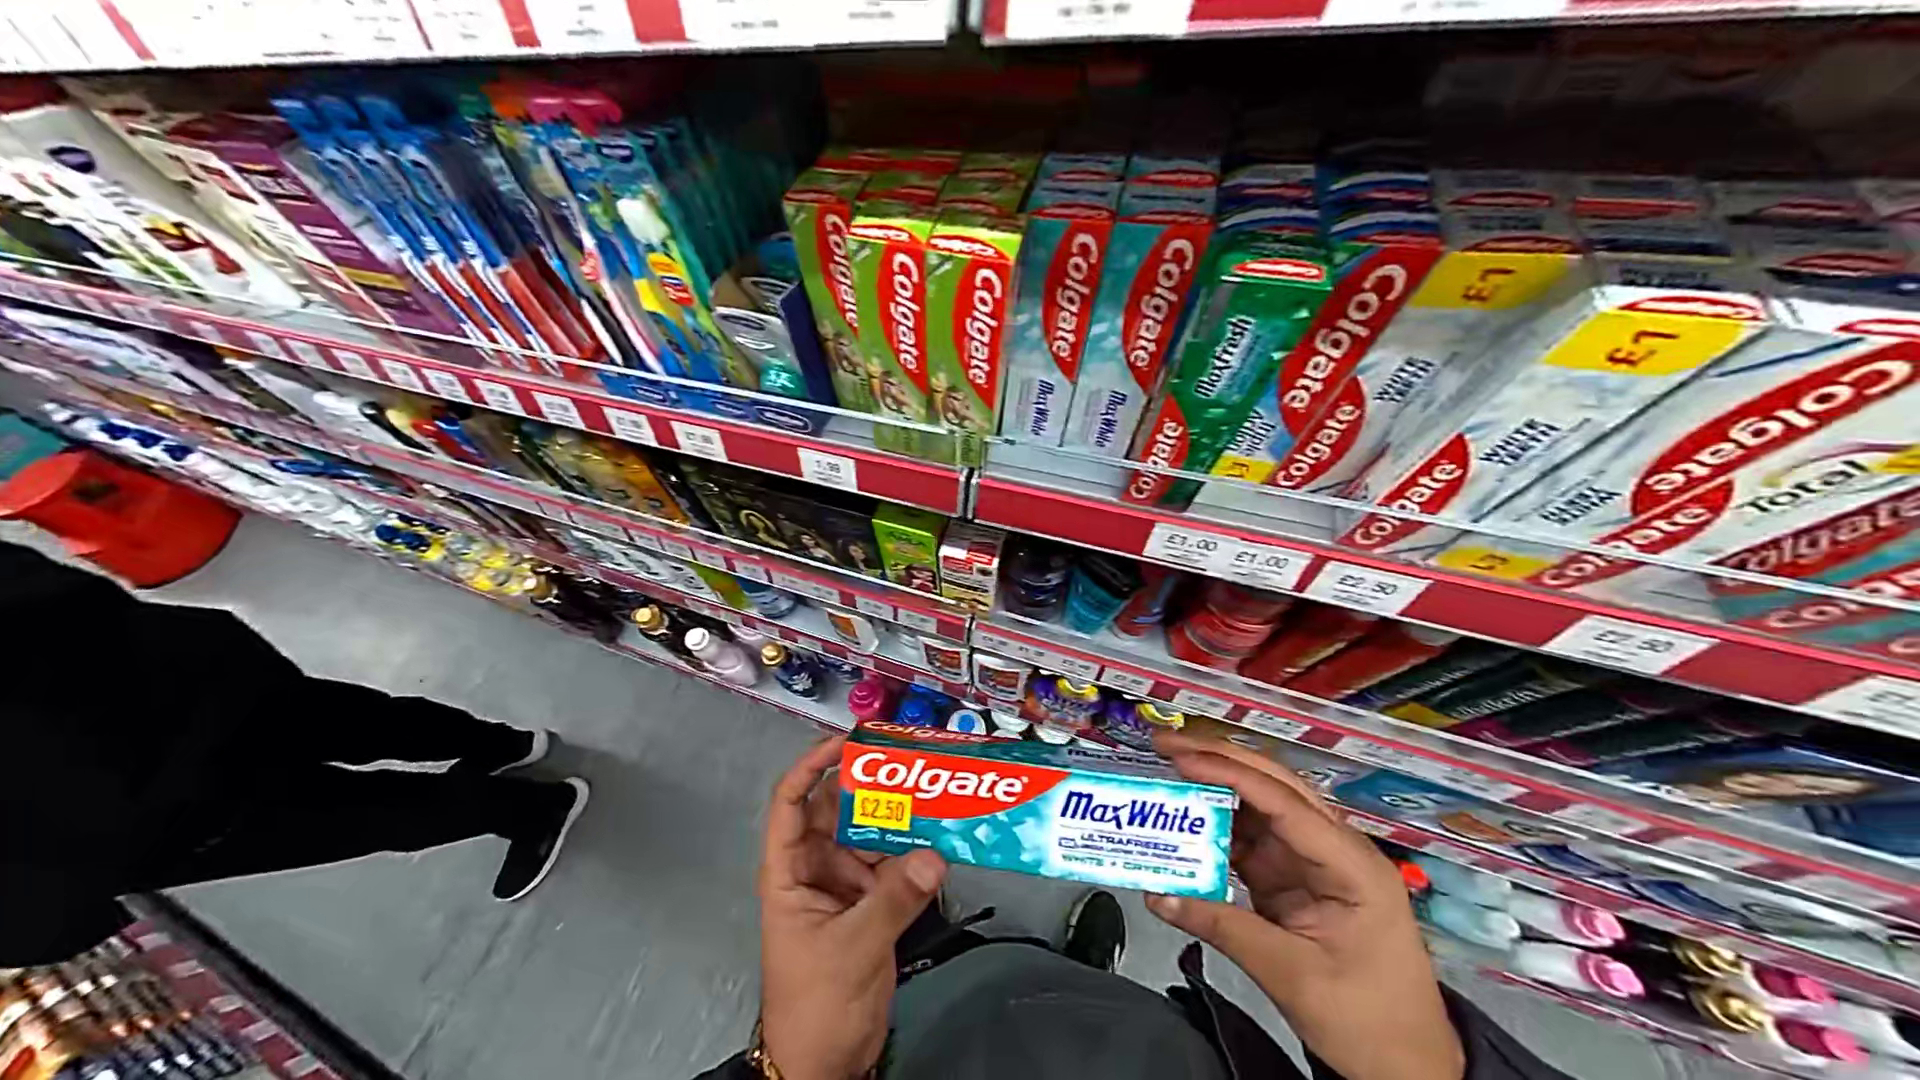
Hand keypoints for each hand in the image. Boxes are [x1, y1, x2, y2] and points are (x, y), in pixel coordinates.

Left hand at [758, 737, 947, 1079]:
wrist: (827, 1060)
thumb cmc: (814, 1004)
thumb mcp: (852, 947)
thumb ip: (895, 899)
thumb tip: (933, 855)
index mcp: (790, 870)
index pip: (791, 802)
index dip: (812, 766)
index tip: (846, 743)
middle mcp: (815, 866)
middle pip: (837, 809)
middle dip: (869, 784)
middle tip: (905, 760)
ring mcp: (844, 881)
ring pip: (869, 832)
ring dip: (896, 815)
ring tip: (929, 790)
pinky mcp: (870, 899)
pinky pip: (892, 860)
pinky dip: (913, 849)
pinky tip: (937, 836)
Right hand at [1147, 731, 1462, 1079]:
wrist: (1410, 1067)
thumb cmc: (1369, 1022)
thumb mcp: (1294, 977)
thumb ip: (1223, 927)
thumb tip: (1157, 894)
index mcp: (1351, 864)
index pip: (1284, 802)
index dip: (1229, 773)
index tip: (1179, 758)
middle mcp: (1331, 848)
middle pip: (1272, 786)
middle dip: (1218, 759)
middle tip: (1165, 744)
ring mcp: (1309, 860)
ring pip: (1256, 807)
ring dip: (1212, 788)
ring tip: (1166, 772)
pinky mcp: (1290, 876)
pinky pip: (1246, 840)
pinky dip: (1212, 829)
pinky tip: (1182, 821)